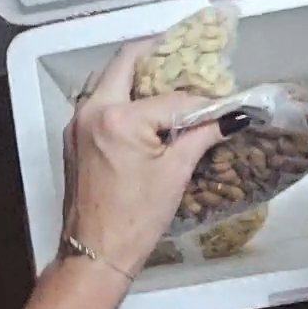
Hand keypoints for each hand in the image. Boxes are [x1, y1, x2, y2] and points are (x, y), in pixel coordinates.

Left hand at [61, 41, 226, 278]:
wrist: (94, 253)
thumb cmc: (136, 217)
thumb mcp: (175, 172)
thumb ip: (202, 135)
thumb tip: (234, 116)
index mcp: (118, 118)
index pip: (170, 97)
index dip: (201, 98)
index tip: (222, 98)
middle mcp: (91, 110)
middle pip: (124, 63)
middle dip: (155, 55)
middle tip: (183, 55)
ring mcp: (77, 122)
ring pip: (107, 79)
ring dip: (134, 73)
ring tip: (166, 76)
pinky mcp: (74, 135)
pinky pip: (98, 100)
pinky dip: (121, 93)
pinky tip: (144, 104)